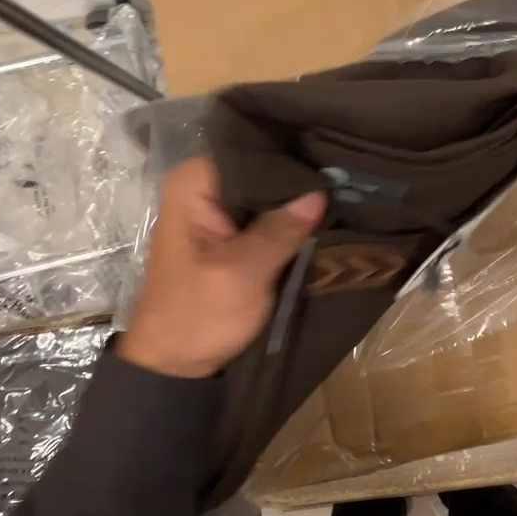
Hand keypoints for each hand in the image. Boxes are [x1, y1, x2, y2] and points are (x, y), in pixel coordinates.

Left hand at [119, 157, 326, 377]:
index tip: (330, 163)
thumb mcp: (244, 272)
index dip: (290, 157)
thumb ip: (281, 230)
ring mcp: (212, 210)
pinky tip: (318, 217)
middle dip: (296, 179)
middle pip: (259, 169)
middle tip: (343, 180)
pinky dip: (284, 219)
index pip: (250, 150)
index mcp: (192, 183)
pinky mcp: (226, 232)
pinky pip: (261, 213)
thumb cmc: (198, 316)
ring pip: (264, 193)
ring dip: (294, 201)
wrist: (173, 364)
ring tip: (339, 194)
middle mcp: (199, 187)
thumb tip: (320, 193)